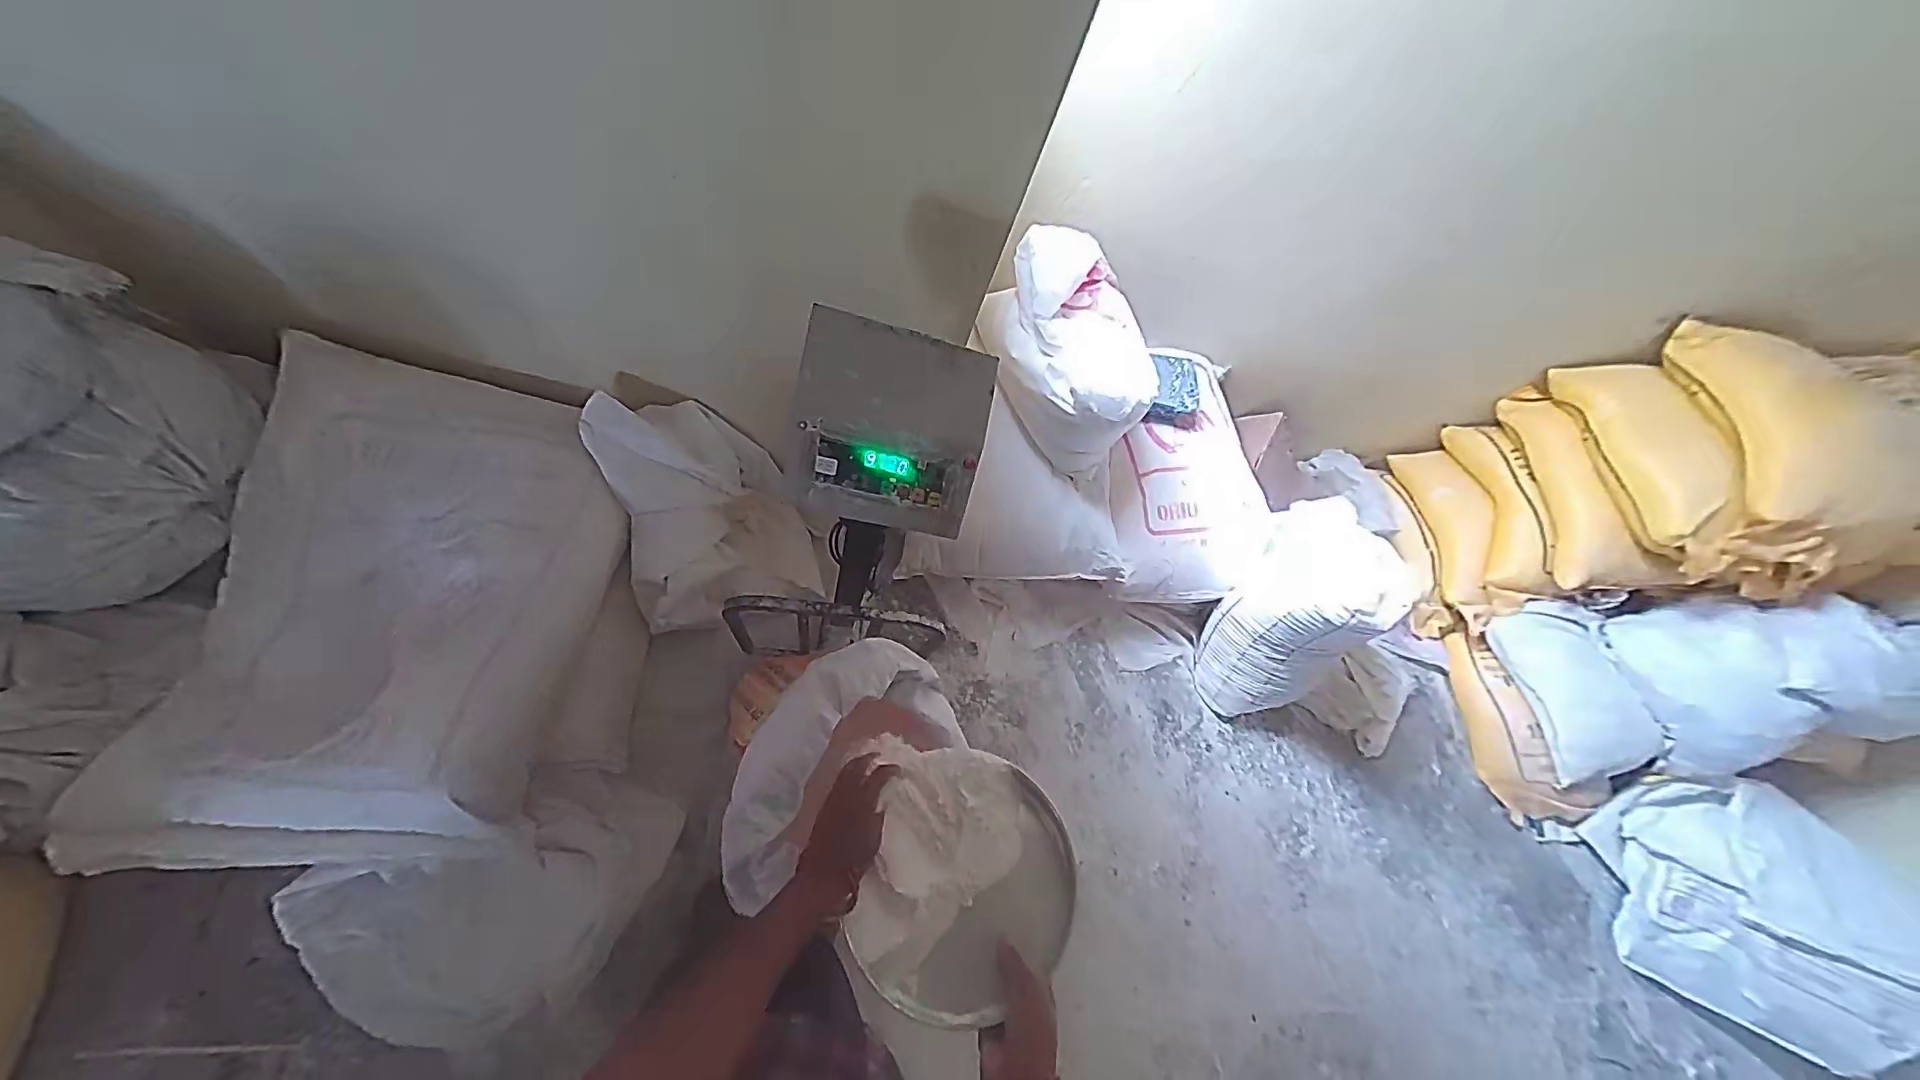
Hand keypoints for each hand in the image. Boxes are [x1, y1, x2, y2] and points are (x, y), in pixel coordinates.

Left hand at [793, 753, 897, 919]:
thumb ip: (878, 815)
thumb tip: (882, 799)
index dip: (889, 770)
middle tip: (879, 756)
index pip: (878, 776)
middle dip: (869, 758)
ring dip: (856, 764)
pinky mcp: (823, 806)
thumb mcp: (874, 836)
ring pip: (844, 771)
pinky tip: (852, 779)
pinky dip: (846, 775)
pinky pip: (837, 781)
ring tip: (866, 763)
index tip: (899, 769)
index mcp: (862, 801)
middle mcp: (845, 794)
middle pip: (857, 766)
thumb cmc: (854, 860)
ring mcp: (832, 798)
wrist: (824, 875)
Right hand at [980, 940, 1057, 1079]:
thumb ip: (1017, 971)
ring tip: (972, 951)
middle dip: (1000, 960)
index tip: (1007, 930)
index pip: (1032, 966)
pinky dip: (972, 994)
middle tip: (985, 937)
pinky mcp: (987, 1028)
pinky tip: (964, 979)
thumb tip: (1004, 942)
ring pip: (994, 990)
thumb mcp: (1029, 995)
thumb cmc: (1034, 1038)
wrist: (1015, 1071)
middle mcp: (1025, 1006)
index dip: (1021, 949)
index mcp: (1043, 997)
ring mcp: (1006, 1018)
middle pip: (1011, 977)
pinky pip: (978, 1005)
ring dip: (985, 976)